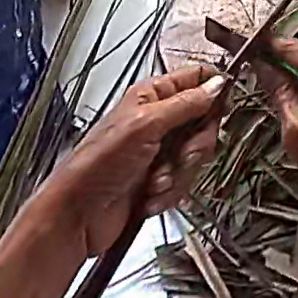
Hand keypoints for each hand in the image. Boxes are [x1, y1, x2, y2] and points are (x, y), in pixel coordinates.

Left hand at [32, 63, 226, 256]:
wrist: (76, 218)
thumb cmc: (98, 164)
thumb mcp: (146, 125)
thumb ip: (186, 104)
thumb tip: (217, 84)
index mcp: (152, 96)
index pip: (195, 78)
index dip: (213, 90)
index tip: (222, 107)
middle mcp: (159, 119)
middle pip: (204, 121)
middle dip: (196, 144)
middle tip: (182, 153)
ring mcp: (160, 150)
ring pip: (196, 155)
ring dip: (179, 173)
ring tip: (156, 180)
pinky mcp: (160, 179)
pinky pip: (185, 181)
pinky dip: (170, 192)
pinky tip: (149, 196)